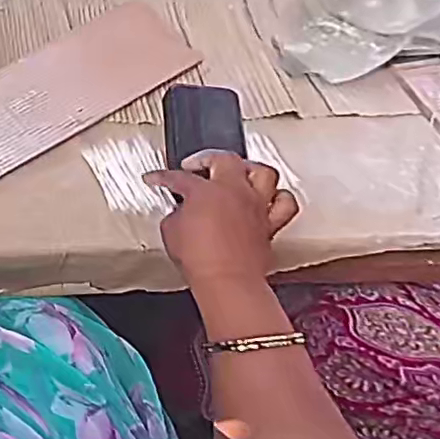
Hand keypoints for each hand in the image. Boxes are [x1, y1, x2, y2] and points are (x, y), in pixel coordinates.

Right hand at [145, 151, 298, 285]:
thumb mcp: (170, 230)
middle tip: (194, 164)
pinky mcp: (270, 224)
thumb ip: (176, 213)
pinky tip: (269, 196)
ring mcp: (255, 205)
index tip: (155, 178)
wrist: (226, 281)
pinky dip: (278, 196)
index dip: (162, 177)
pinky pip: (284, 203)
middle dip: (206, 158)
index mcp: (204, 190)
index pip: (178, 177)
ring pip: (262, 172)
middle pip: (224, 159)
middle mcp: (234, 191)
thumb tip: (182, 212)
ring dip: (248, 168)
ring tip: (237, 170)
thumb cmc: (200, 258)